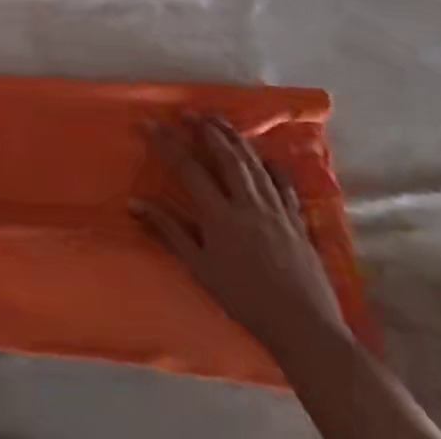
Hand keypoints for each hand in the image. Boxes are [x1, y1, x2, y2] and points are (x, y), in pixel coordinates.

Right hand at [132, 115, 348, 355]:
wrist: (306, 329)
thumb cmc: (244, 299)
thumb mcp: (199, 267)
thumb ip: (168, 231)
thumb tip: (134, 202)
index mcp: (221, 216)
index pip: (188, 169)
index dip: (168, 143)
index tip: (150, 123)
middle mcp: (250, 206)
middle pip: (228, 158)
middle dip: (207, 131)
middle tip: (189, 113)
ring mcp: (279, 212)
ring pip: (256, 166)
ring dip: (236, 140)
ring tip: (220, 122)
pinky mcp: (299, 223)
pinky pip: (285, 186)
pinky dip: (272, 166)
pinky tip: (266, 157)